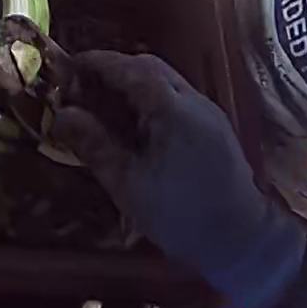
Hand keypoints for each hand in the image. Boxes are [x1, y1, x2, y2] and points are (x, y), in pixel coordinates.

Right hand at [52, 51, 306, 307]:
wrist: (244, 244)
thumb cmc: (181, 216)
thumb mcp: (127, 184)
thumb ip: (94, 144)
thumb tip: (62, 114)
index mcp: (172, 110)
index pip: (129, 69)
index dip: (97, 63)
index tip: (69, 66)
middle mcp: (193, 101)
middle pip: (149, 66)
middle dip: (114, 68)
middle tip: (83, 83)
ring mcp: (207, 112)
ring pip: (164, 79)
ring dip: (132, 80)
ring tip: (103, 99)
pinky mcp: (213, 126)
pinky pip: (175, 96)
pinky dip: (148, 95)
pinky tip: (133, 119)